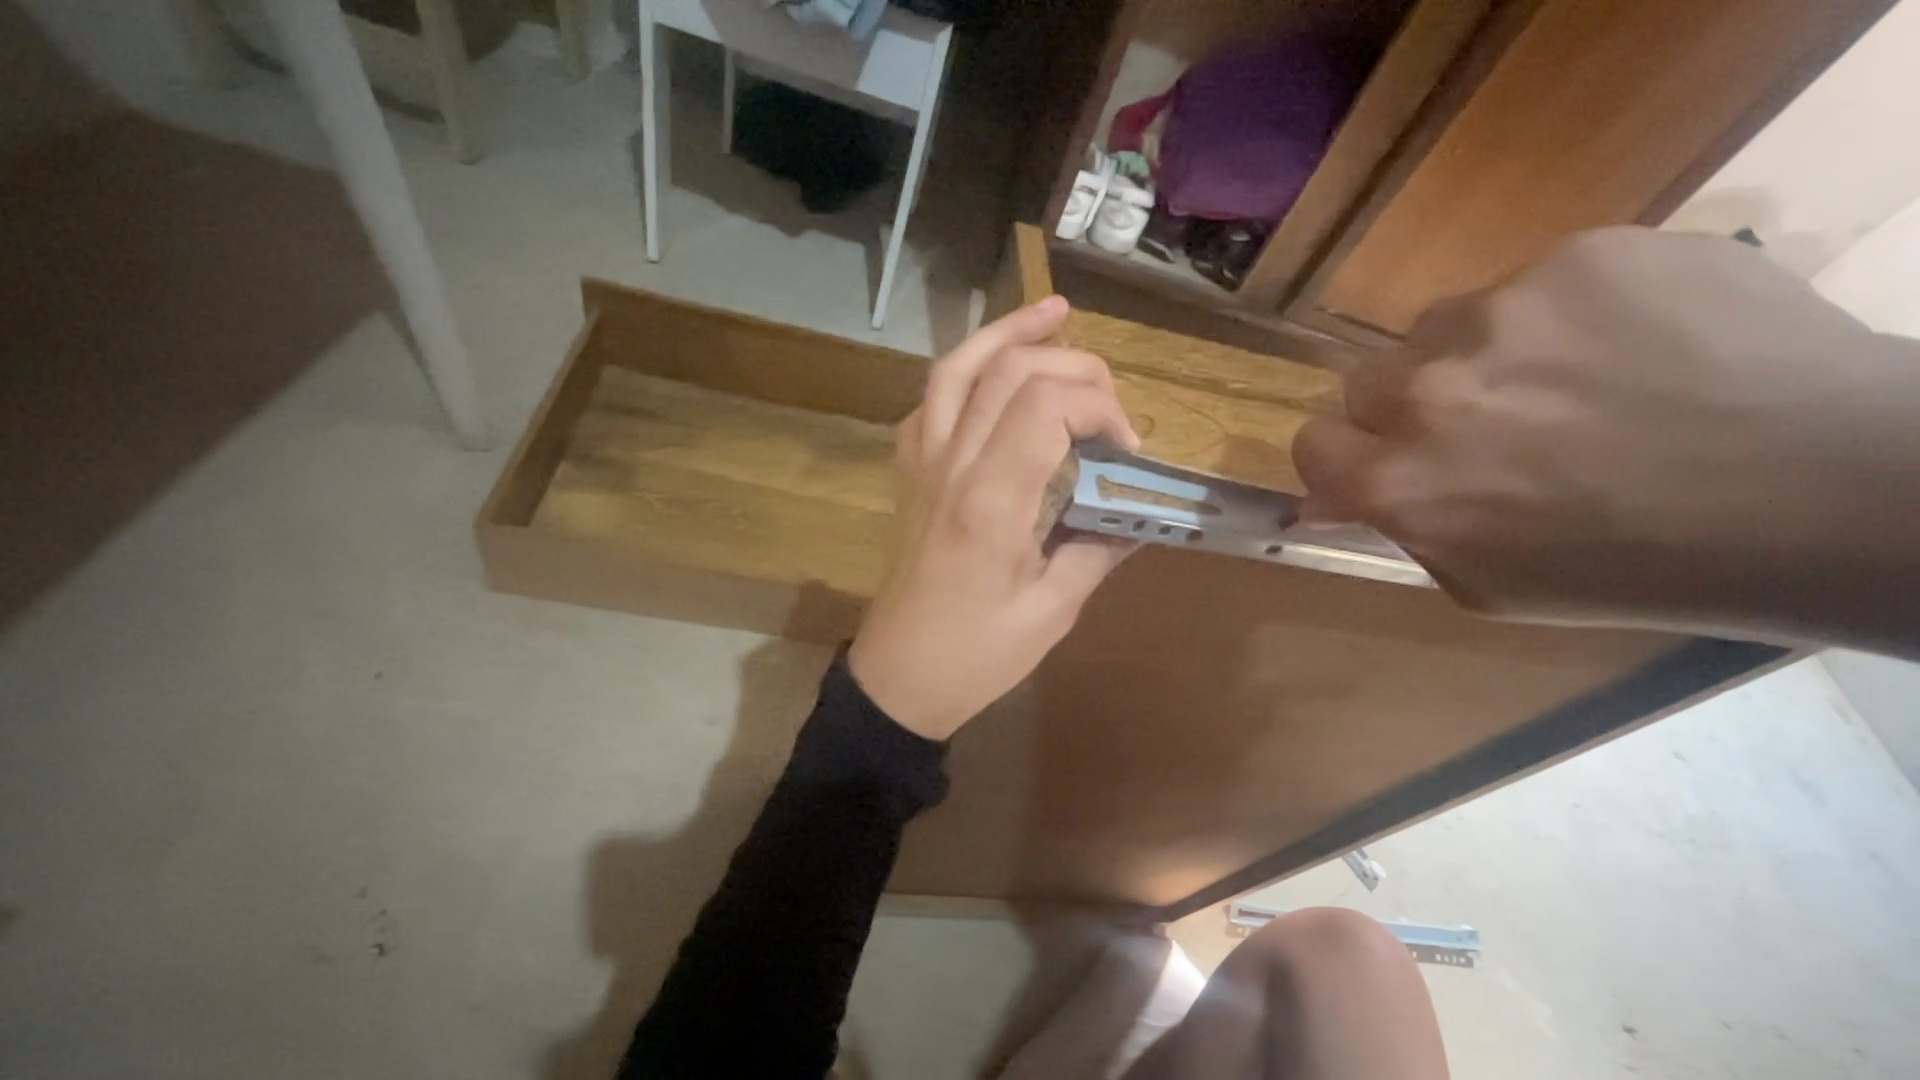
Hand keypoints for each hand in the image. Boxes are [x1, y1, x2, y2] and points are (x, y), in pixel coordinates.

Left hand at [848, 297, 1140, 739]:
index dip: (1098, 407)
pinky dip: (969, 371)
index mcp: (990, 503)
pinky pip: (933, 400)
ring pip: (957, 367)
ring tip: (1054, 313)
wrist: (900, 677)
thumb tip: (1136, 512)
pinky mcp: (909, 471)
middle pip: (1007, 371)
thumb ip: (1097, 550)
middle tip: (1111, 403)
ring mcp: (922, 463)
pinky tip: (997, 376)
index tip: (1126, 450)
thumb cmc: (977, 656)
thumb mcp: (1053, 612)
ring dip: (1007, 333)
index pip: (1045, 406)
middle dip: (1072, 366)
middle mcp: (951, 466)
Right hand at [1294, 226, 1919, 649]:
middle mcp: (1429, 391)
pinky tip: (1641, 344)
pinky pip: (1540, 282)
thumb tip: (1329, 500)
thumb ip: (1402, 530)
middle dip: (1409, 405)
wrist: (1829, 490)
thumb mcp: (1491, 583)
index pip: (1314, 443)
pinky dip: (1570, 313)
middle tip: (1489, 426)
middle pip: (1369, 379)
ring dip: (1483, 354)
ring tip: (1575, 381)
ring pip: (1448, 324)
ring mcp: (1504, 312)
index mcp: (1402, 481)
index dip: (1348, 454)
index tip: (1386, 463)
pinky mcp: (1584, 255)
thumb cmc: (1641, 567)